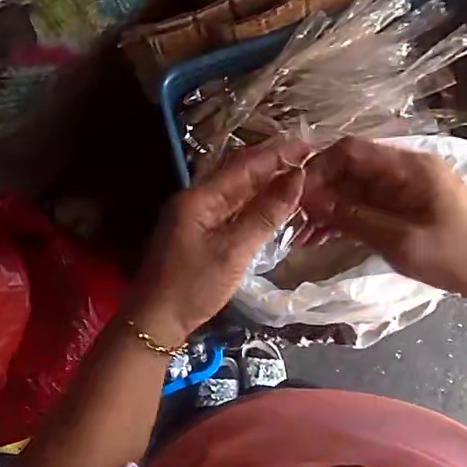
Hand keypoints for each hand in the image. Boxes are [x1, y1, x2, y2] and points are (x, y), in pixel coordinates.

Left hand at [127, 141, 308, 345]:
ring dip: (265, 183)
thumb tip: (296, 179)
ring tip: (299, 177)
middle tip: (310, 159)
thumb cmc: (192, 287)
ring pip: (235, 191)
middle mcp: (194, 200)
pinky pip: (230, 209)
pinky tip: (273, 205)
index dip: (277, 154)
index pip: (244, 166)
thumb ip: (264, 215)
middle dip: (273, 165)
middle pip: (238, 173)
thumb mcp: (232, 252)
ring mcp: (194, 216)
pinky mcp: (198, 233)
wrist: (155, 321)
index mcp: (198, 198)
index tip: (310, 146)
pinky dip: (253, 204)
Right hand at [299, 138, 466, 301]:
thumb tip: (310, 200)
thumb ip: (354, 217)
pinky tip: (318, 240)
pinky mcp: (399, 210)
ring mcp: (400, 191)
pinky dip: (338, 221)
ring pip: (349, 190)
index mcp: (409, 167)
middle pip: (346, 170)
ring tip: (301, 236)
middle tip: (291, 221)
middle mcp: (401, 172)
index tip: (296, 197)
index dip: (318, 169)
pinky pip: (360, 208)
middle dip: (316, 193)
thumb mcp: (402, 240)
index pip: (350, 151)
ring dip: (324, 211)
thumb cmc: (458, 256)